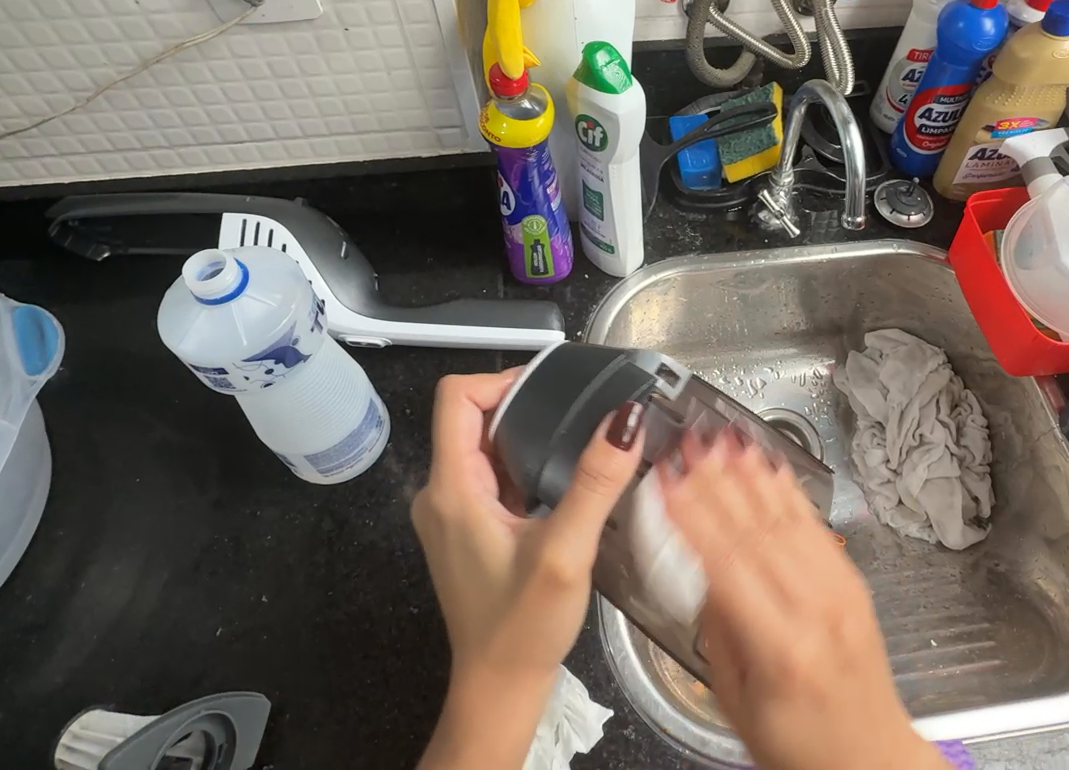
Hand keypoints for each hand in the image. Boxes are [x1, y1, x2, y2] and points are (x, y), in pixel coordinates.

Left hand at [412, 370, 643, 769]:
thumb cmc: (523, 625)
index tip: (551, 389)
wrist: (499, 689)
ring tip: (574, 435)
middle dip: (522, 403)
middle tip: (576, 408)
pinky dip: (523, 461)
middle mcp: (441, 493)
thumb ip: (595, 482)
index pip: (456, 397)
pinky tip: (559, 475)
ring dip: (524, 433)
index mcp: (451, 488)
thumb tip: (627, 419)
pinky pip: (491, 473)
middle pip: (471, 416)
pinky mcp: (468, 528)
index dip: (501, 380)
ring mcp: (452, 512)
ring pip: (483, 445)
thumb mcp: (566, 551)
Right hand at [661, 432, 945, 769]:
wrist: (872, 758)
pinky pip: (815, 524)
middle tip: (690, 441)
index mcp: (780, 647)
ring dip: (749, 472)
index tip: (667, 477)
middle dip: (717, 479)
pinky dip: (787, 488)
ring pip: (786, 518)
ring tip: (722, 438)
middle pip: (756, 529)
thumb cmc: (797, 743)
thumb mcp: (735, 698)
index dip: (692, 514)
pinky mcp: (853, 578)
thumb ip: (717, 626)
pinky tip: (768, 462)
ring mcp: (841, 589)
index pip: (726, 564)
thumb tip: (700, 563)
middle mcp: (816, 609)